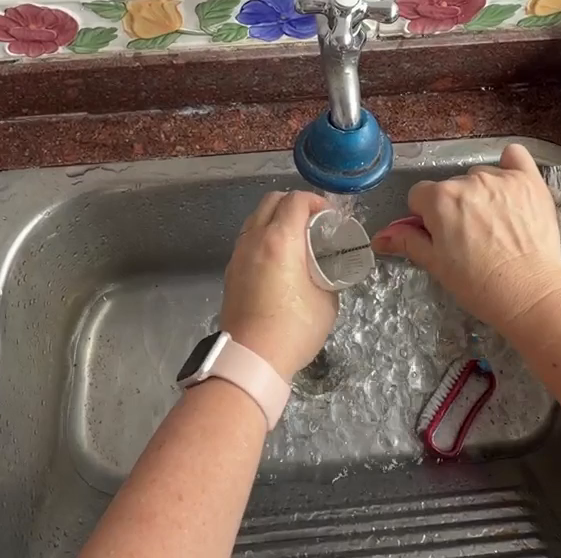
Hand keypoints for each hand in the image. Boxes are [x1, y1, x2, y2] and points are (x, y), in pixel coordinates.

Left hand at [220, 190, 337, 376]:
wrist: (251, 359)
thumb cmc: (293, 329)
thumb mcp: (326, 301)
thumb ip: (327, 275)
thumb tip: (325, 269)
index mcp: (280, 240)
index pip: (296, 200)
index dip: (316, 201)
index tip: (329, 216)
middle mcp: (255, 239)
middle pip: (272, 200)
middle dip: (294, 203)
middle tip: (313, 221)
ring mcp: (239, 254)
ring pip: (256, 218)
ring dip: (276, 218)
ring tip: (295, 239)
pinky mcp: (231, 270)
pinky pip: (248, 239)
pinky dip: (263, 236)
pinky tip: (278, 258)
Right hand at [371, 143, 560, 330]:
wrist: (530, 293)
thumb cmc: (480, 284)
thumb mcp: (436, 265)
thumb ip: (407, 242)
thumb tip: (380, 237)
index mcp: (439, 199)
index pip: (420, 195)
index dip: (427, 216)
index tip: (440, 234)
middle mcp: (467, 181)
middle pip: (451, 186)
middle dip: (455, 206)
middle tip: (470, 237)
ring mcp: (500, 178)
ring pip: (481, 176)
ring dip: (483, 192)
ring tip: (497, 225)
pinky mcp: (528, 181)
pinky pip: (516, 156)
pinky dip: (511, 166)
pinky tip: (512, 186)